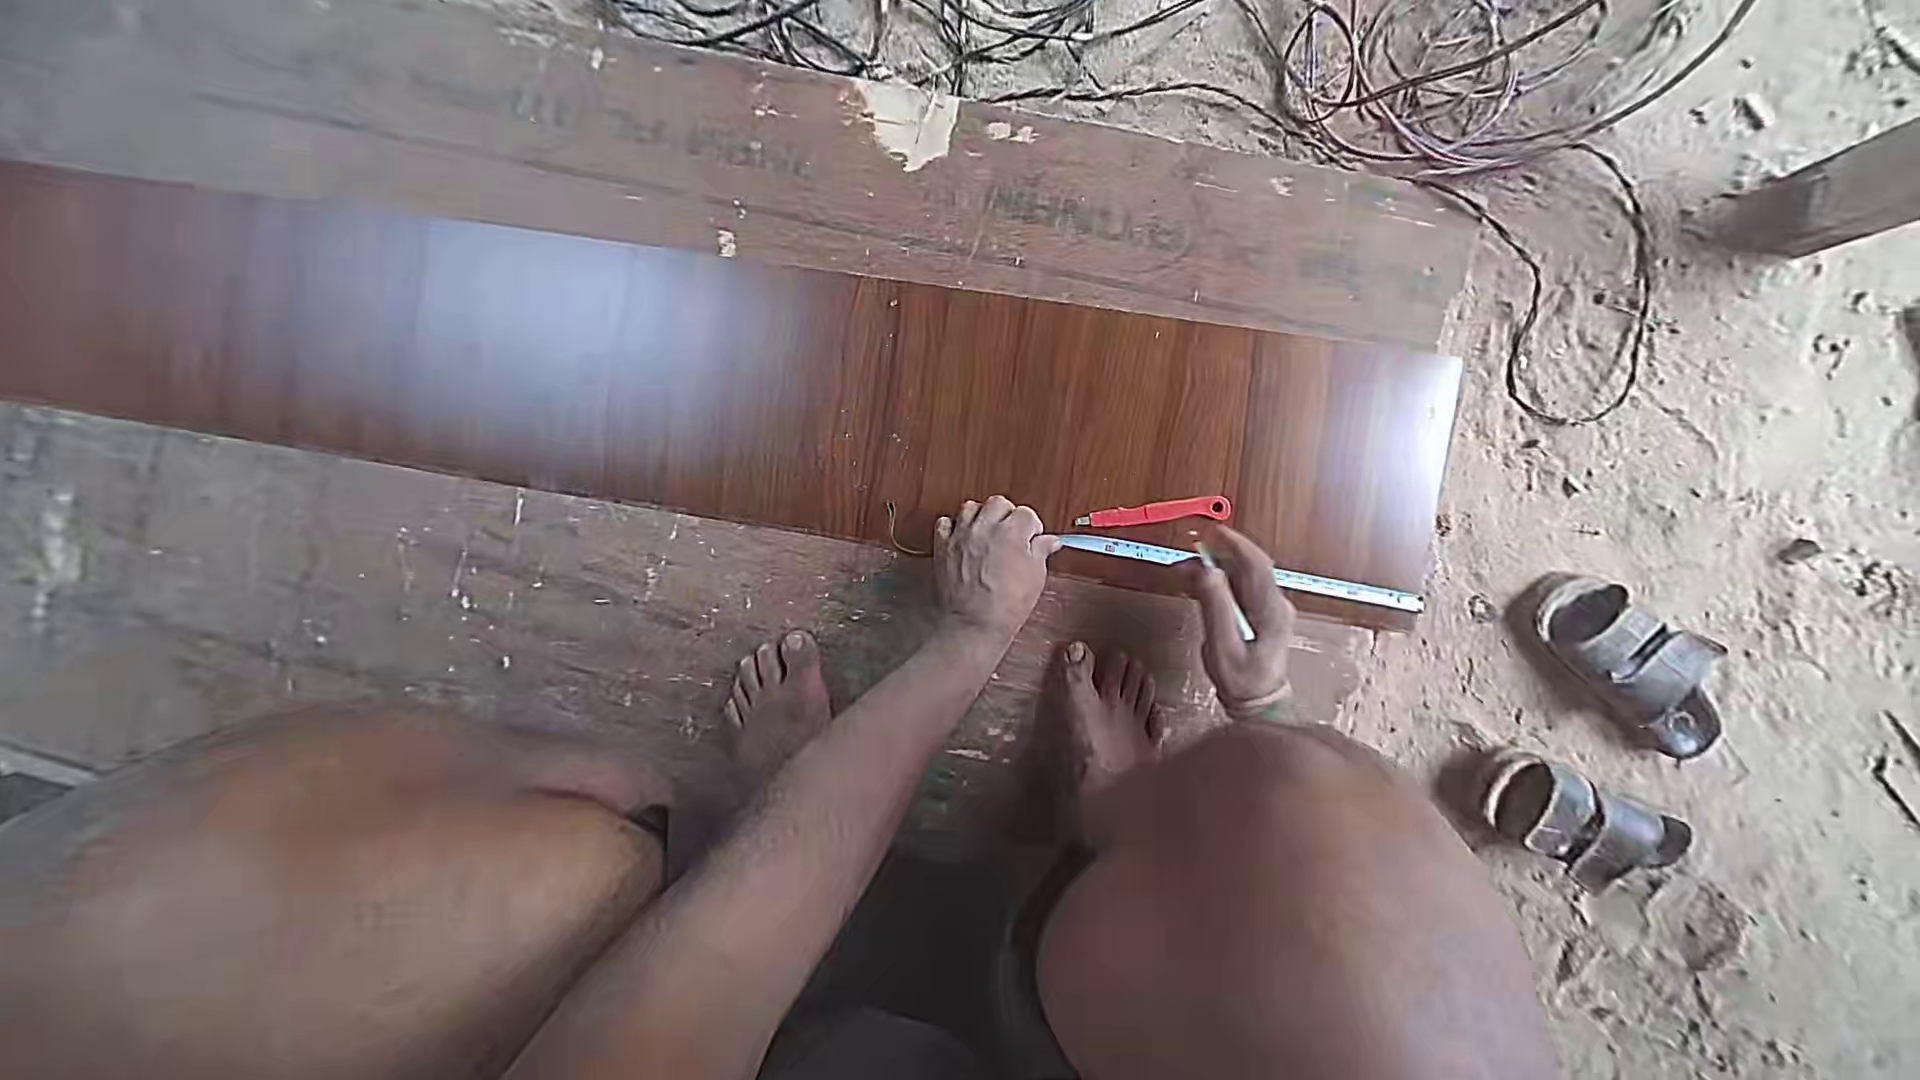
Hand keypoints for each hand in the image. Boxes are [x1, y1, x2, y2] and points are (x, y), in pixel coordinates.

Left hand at [935, 496, 1059, 638]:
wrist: (974, 624)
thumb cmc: (1005, 606)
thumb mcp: (1035, 577)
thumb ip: (1041, 552)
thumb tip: (1049, 541)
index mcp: (1011, 533)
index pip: (1025, 513)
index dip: (1031, 526)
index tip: (1031, 537)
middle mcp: (984, 529)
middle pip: (998, 503)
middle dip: (1007, 514)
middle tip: (1011, 532)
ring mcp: (961, 536)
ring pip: (970, 507)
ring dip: (981, 516)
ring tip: (986, 532)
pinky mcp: (943, 547)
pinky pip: (944, 523)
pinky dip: (953, 526)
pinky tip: (962, 537)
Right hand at [1178, 524, 1295, 716]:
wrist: (1258, 703)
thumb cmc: (1242, 679)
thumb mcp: (1223, 645)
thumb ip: (1214, 607)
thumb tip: (1206, 572)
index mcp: (1271, 609)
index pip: (1256, 564)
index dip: (1235, 543)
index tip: (1214, 532)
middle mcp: (1274, 604)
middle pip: (1247, 566)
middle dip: (1218, 554)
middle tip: (1189, 555)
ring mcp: (1268, 608)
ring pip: (1241, 574)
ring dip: (1214, 567)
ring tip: (1186, 571)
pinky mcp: (1259, 613)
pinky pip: (1238, 586)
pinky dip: (1217, 580)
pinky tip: (1199, 583)